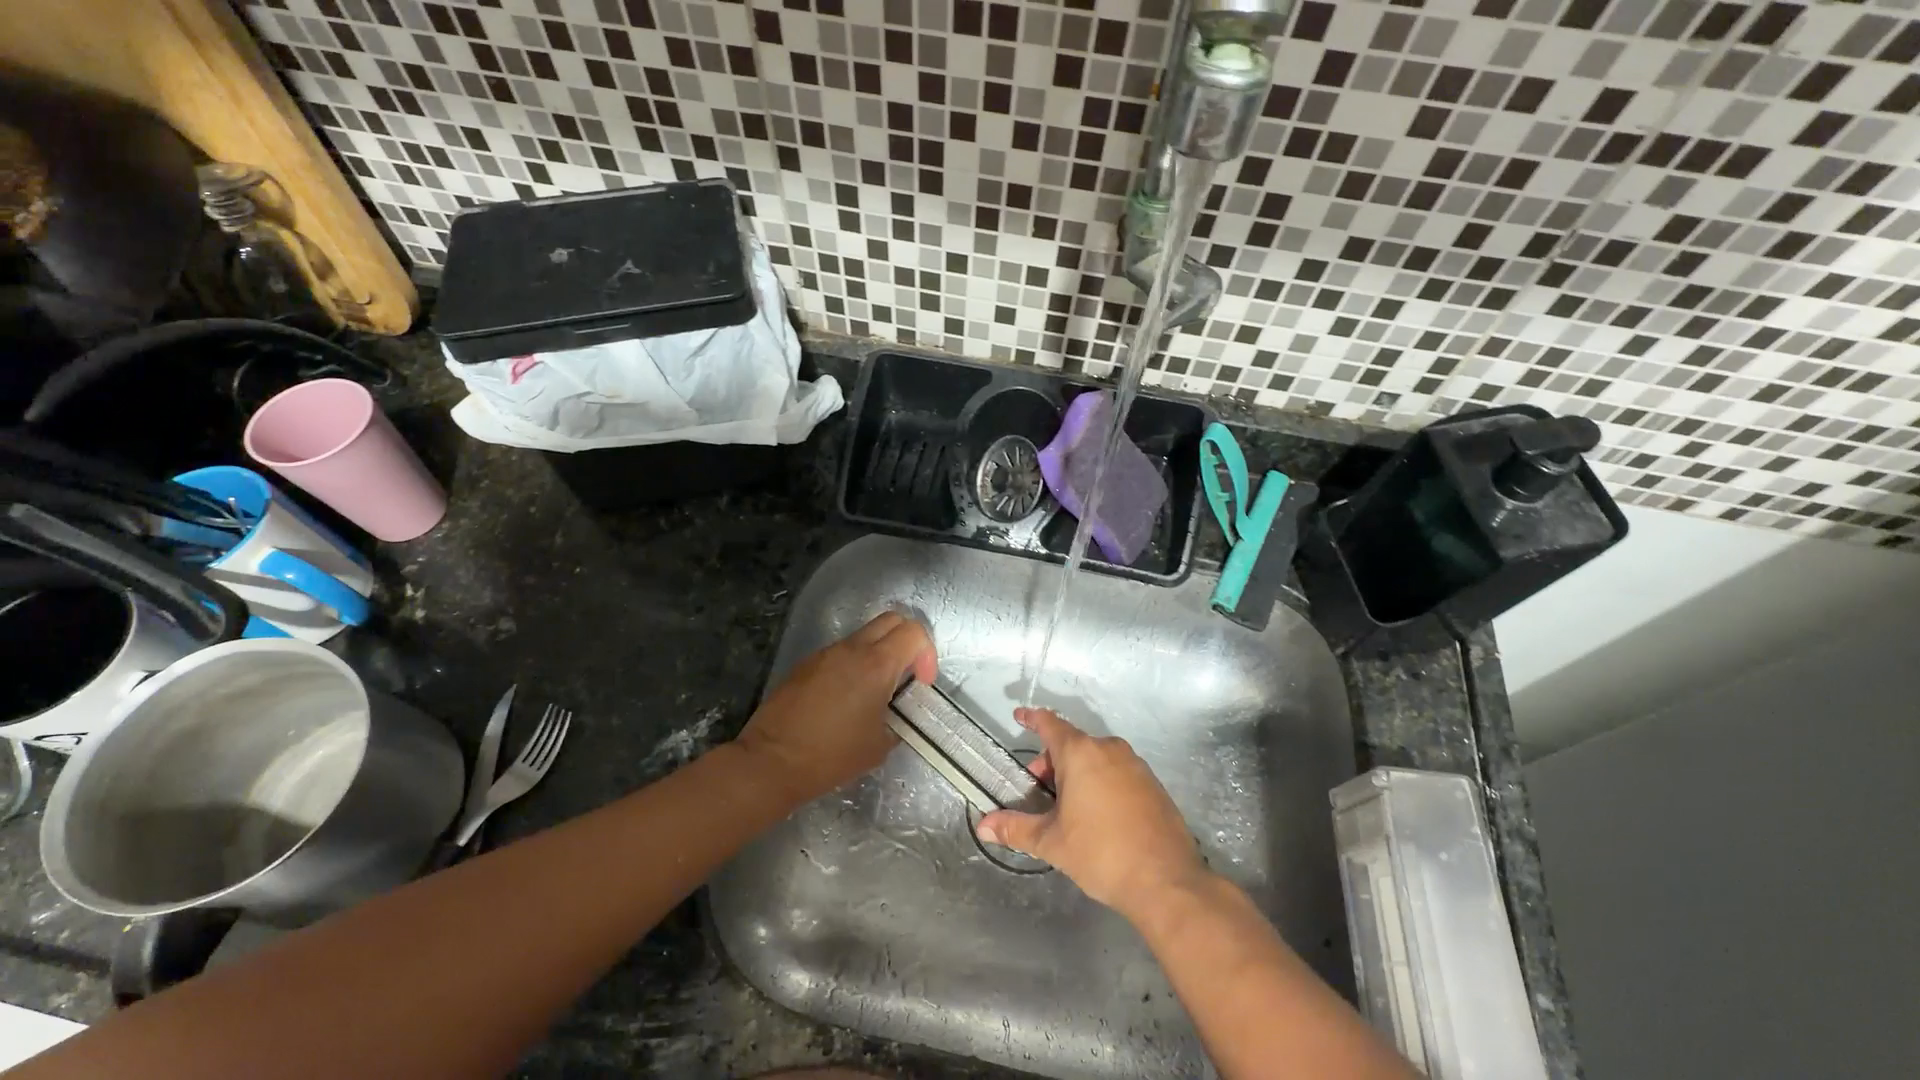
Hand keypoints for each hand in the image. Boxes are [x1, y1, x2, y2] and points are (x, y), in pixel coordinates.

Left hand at [733, 612, 936, 803]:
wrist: (771, 762)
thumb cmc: (831, 756)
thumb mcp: (879, 746)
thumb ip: (897, 718)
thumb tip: (896, 710)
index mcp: (875, 665)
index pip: (914, 632)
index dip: (926, 655)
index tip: (920, 685)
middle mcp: (850, 649)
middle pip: (891, 620)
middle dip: (907, 644)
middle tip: (905, 678)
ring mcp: (824, 654)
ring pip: (863, 636)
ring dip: (878, 654)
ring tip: (874, 693)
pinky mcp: (804, 665)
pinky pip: (839, 653)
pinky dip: (853, 665)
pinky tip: (845, 701)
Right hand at [977, 708, 1211, 918]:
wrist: (1165, 880)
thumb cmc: (1101, 853)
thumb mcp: (1051, 843)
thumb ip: (1015, 829)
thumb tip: (984, 826)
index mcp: (1081, 754)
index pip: (1050, 724)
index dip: (1032, 719)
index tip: (1020, 716)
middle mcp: (1110, 750)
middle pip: (1073, 744)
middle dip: (1052, 762)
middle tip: (1040, 792)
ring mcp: (1136, 766)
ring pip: (1097, 758)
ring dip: (1078, 773)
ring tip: (1068, 808)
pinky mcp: (1154, 785)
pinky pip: (1118, 773)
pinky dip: (1101, 782)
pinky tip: (1099, 816)